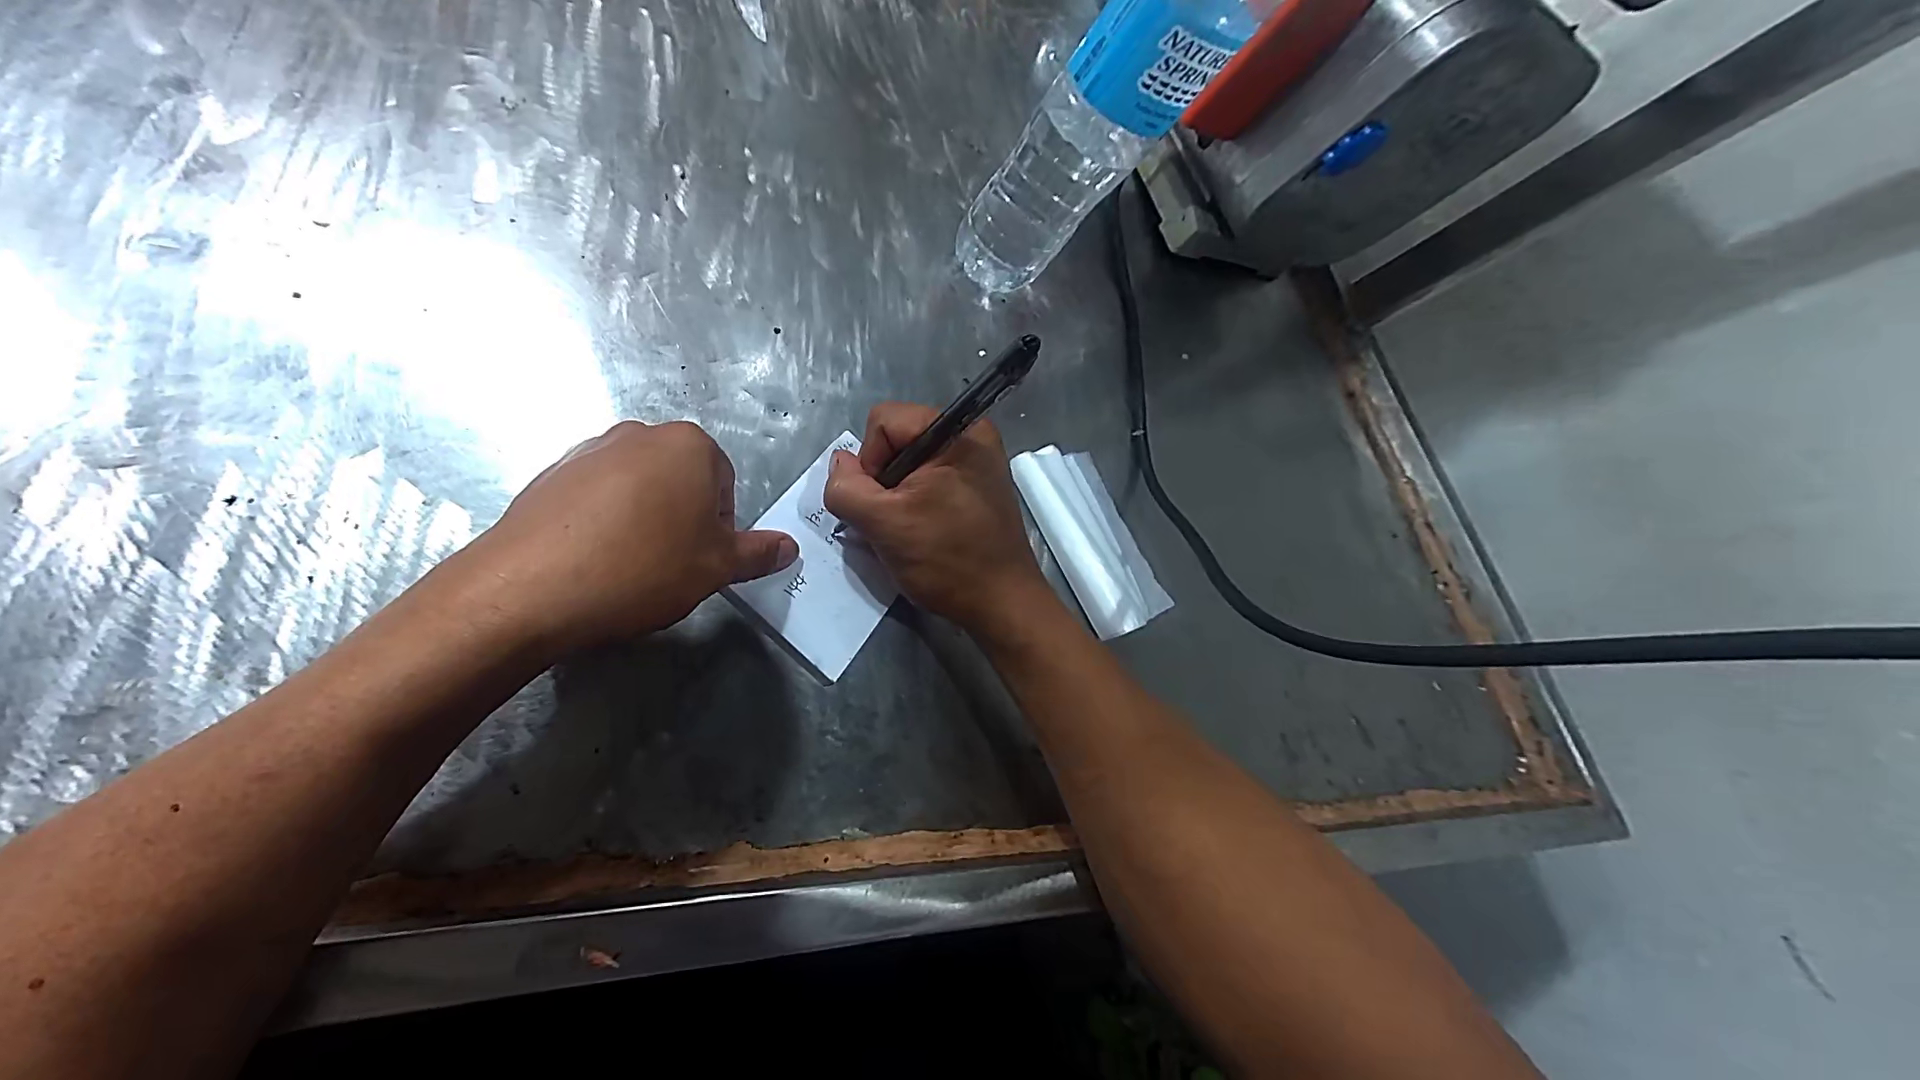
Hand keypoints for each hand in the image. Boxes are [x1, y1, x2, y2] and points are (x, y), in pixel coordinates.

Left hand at [451, 420, 796, 655]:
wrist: (530, 587)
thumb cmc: (643, 569)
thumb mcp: (716, 568)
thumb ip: (758, 553)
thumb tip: (789, 547)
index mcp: (689, 445)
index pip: (724, 484)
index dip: (719, 526)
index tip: (699, 558)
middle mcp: (640, 434)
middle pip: (681, 479)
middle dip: (682, 517)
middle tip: (669, 563)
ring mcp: (589, 449)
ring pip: (638, 487)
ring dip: (643, 519)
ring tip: (627, 564)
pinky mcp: (550, 473)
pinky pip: (596, 496)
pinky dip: (603, 521)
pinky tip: (594, 559)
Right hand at [824, 403, 1051, 636]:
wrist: (1001, 605)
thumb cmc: (948, 561)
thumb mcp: (884, 523)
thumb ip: (847, 488)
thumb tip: (840, 464)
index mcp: (958, 430)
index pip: (883, 421)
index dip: (870, 462)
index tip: (883, 504)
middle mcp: (971, 436)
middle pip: (895, 442)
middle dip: (882, 483)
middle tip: (894, 523)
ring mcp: (976, 464)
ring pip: (907, 467)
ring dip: (895, 500)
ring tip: (908, 533)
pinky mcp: (975, 490)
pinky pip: (927, 484)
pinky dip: (913, 507)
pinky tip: (922, 535)